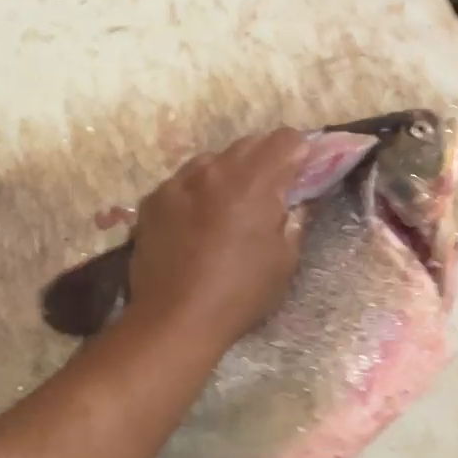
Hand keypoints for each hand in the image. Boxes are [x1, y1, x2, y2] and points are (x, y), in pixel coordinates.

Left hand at [125, 128, 308, 349]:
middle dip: (266, 160)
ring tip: (230, 206)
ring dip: (229, 173)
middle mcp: (215, 170)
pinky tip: (196, 221)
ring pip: (213, 160)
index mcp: (254, 181)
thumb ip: (295, 220)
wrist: (174, 319)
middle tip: (271, 192)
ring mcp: (178, 182)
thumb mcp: (284, 261)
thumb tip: (298, 200)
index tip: (303, 174)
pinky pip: (183, 181)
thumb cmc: (240, 294)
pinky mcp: (153, 199)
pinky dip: (197, 192)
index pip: (286, 139)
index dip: (301, 153)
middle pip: (249, 144)